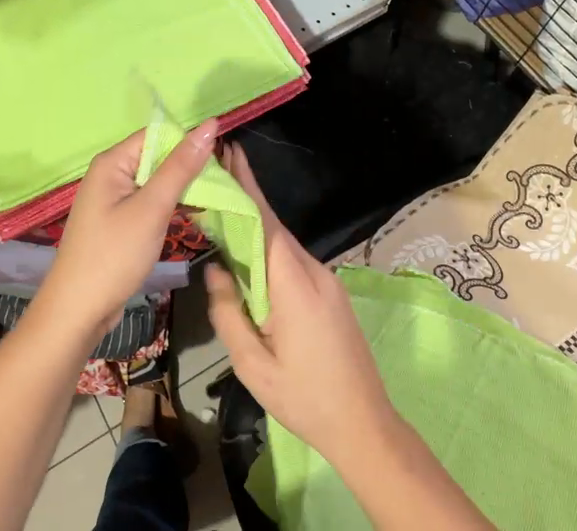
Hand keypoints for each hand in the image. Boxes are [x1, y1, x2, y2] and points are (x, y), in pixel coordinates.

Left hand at [30, 119, 217, 345]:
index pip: (157, 135)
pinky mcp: (119, 222)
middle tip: (225, 183)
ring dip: (183, 189)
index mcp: (112, 162)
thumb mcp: (152, 209)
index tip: (223, 156)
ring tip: (219, 197)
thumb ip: (180, 167)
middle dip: (189, 167)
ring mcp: (113, 199)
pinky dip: (171, 206)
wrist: (79, 310)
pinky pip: (150, 202)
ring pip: (157, 182)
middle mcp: (110, 174)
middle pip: (158, 157)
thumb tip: (209, 126)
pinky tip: (197, 215)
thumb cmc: (114, 255)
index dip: (189, 141)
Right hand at [205, 143, 400, 465]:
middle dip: (245, 200)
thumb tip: (215, 270)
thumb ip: (228, 312)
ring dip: (256, 228)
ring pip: (284, 246)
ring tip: (221, 215)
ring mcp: (327, 283)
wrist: (364, 425)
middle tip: (213, 175)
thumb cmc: (304, 398)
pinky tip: (249, 258)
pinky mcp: (331, 295)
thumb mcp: (251, 364)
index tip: (229, 152)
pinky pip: (293, 262)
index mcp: (294, 285)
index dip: (247, 186)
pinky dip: (269, 251)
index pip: (266, 222)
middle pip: (274, 228)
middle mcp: (314, 273)